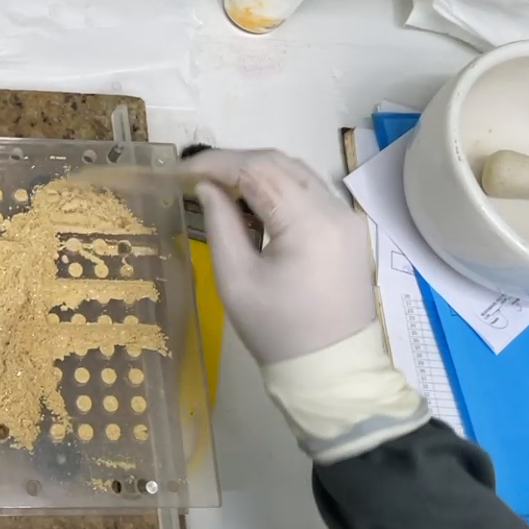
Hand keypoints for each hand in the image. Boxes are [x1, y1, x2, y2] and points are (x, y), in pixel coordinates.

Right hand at [186, 148, 426, 463]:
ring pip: (295, 171)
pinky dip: (275, 184)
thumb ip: (221, 224)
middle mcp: (334, 209)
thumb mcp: (235, 278)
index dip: (216, 163)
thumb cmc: (276, 329)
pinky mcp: (346, 227)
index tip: (182, 168)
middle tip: (195, 174)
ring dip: (255, 170)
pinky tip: (250, 199)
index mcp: (307, 223)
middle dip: (233, 161)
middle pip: (278, 162)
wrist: (330, 367)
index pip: (257, 170)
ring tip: (217, 183)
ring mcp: (346, 216)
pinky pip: (308, 189)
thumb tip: (207, 187)